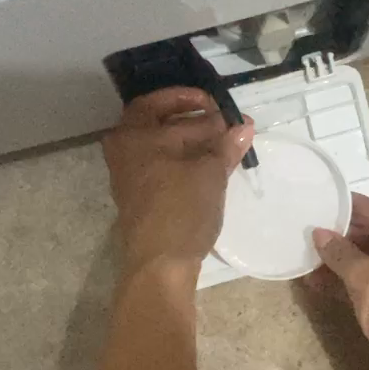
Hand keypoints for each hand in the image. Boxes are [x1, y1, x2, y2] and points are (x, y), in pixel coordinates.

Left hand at [104, 88, 254, 271]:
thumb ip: (226, 146)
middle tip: (218, 121)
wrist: (159, 264)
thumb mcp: (210, 174)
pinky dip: (179, 159)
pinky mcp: (137, 197)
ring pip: (157, 145)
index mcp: (135, 134)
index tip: (223, 110)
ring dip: (185, 139)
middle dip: (188, 117)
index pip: (167, 105)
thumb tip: (244, 126)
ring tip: (216, 144)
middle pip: (156, 121)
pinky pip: (157, 165)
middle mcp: (124, 150)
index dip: (200, 104)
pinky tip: (203, 166)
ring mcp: (127, 175)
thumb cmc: (181, 210)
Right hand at [311, 195, 368, 369]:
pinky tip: (322, 283)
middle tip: (310, 233)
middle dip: (344, 238)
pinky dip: (355, 283)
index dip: (349, 208)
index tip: (322, 200)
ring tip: (309, 260)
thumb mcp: (365, 279)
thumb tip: (318, 233)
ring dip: (345, 263)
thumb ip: (340, 253)